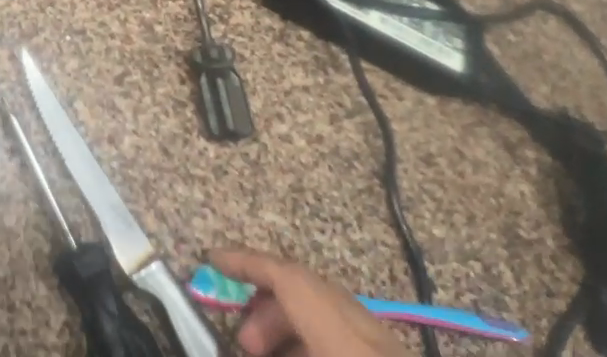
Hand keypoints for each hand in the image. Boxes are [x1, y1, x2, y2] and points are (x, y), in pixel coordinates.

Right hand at [210, 247, 411, 356]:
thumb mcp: (301, 356)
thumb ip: (271, 344)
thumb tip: (234, 339)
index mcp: (346, 341)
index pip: (292, 279)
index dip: (247, 262)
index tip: (212, 258)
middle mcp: (372, 335)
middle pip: (312, 290)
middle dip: (269, 302)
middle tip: (244, 338)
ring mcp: (391, 348)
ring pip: (334, 313)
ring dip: (292, 322)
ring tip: (265, 350)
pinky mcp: (394, 355)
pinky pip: (351, 338)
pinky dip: (318, 339)